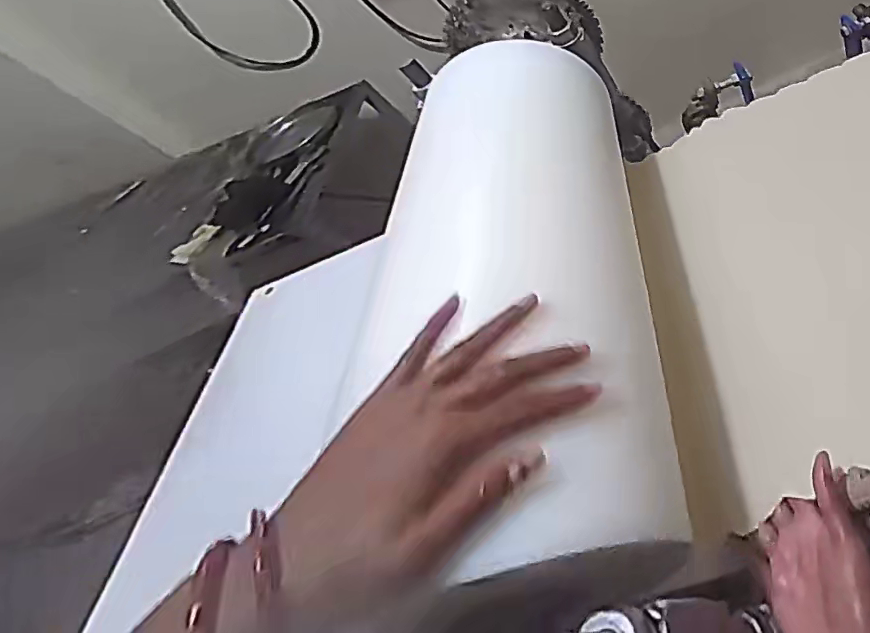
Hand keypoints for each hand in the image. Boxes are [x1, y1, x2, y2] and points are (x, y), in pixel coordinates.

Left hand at [270, 293, 598, 623]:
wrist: (280, 566)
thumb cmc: (352, 566)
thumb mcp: (421, 550)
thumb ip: (477, 499)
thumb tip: (530, 458)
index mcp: (442, 441)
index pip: (517, 410)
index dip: (558, 398)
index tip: (589, 388)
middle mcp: (425, 408)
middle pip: (499, 372)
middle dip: (544, 359)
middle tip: (578, 347)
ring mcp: (400, 399)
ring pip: (462, 351)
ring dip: (499, 326)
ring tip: (529, 303)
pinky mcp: (378, 401)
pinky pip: (411, 353)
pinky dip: (433, 326)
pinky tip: (450, 305)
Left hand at [757, 452, 869, 632]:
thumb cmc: (863, 611)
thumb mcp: (864, 553)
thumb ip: (848, 516)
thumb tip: (840, 489)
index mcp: (829, 522)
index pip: (822, 485)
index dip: (822, 477)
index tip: (822, 468)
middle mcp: (801, 533)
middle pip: (792, 505)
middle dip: (800, 508)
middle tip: (809, 516)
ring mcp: (783, 556)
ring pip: (773, 523)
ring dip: (781, 525)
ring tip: (788, 530)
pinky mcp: (773, 580)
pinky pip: (762, 551)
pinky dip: (767, 546)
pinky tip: (770, 550)